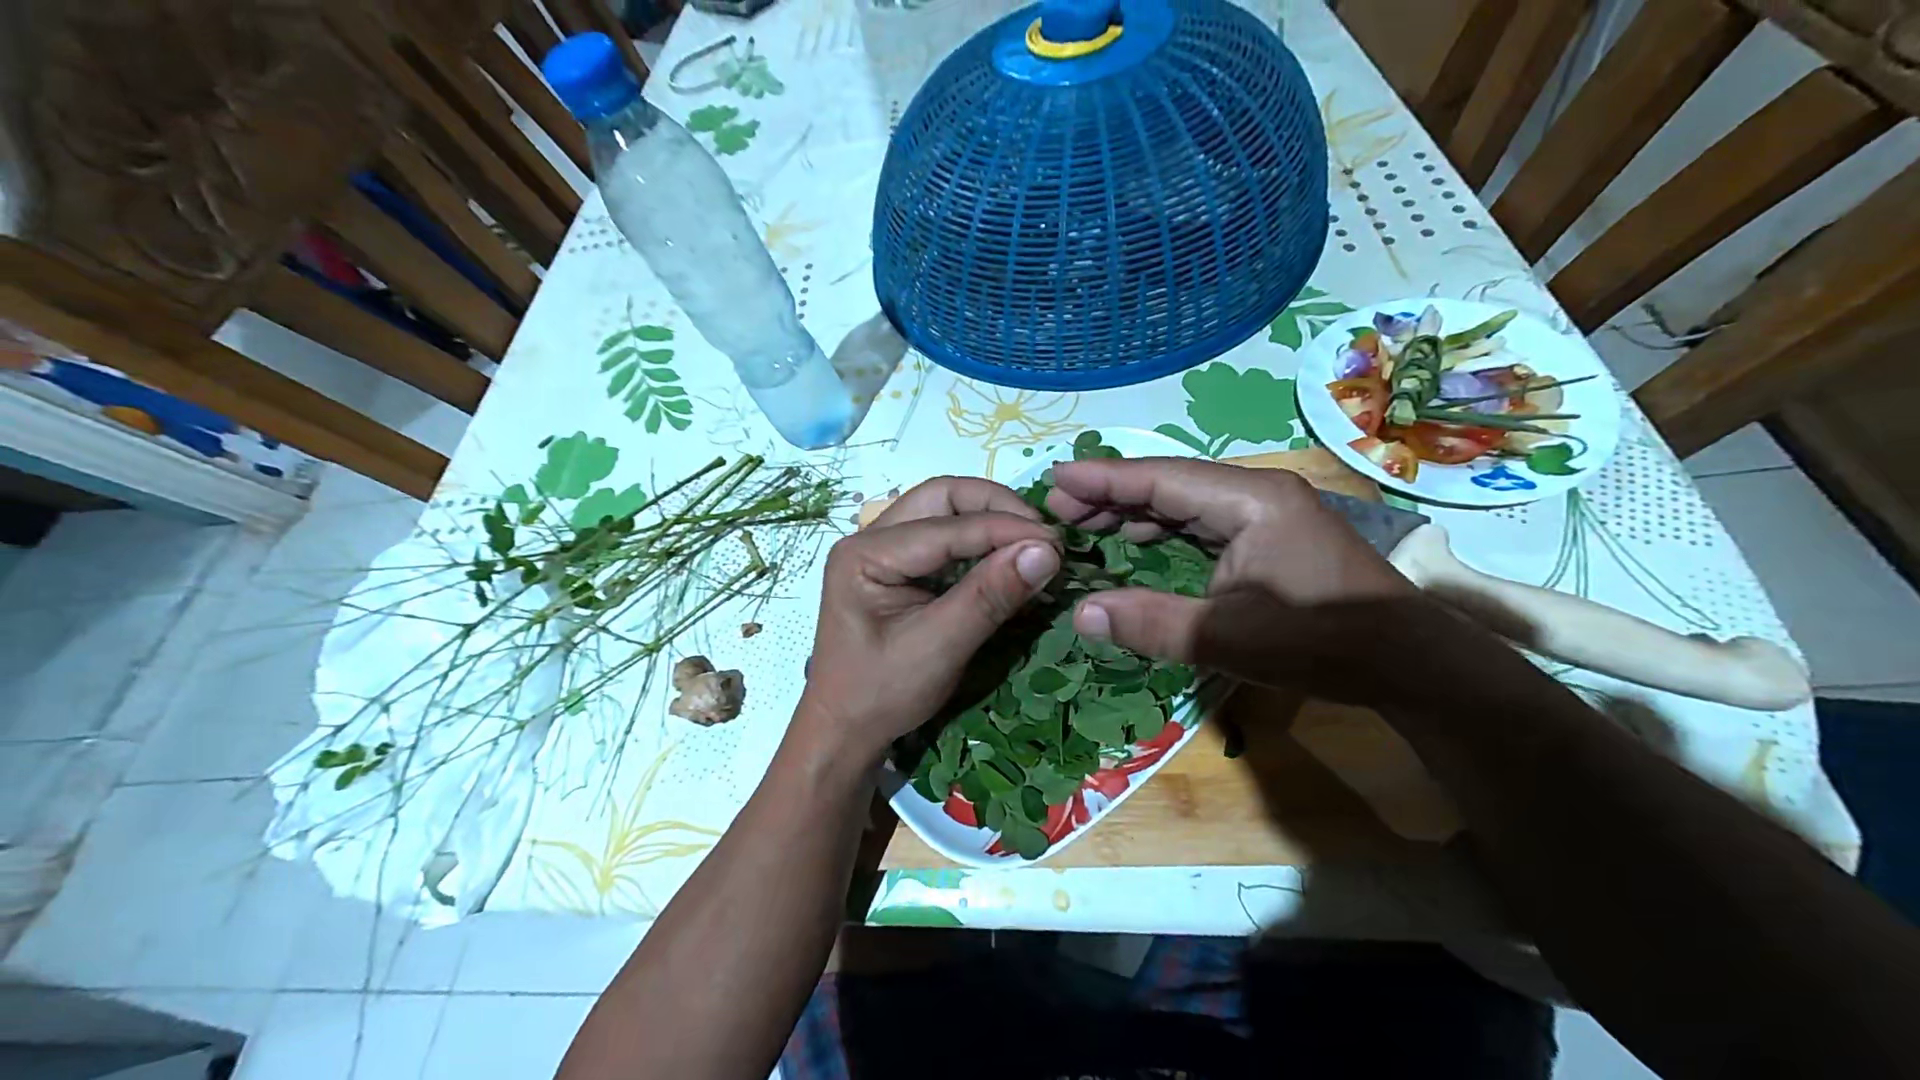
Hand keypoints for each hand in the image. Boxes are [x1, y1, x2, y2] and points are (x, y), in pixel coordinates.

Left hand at [796, 477, 1061, 763]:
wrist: (845, 729)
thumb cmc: (881, 694)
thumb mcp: (938, 648)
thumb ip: (989, 596)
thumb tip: (1047, 552)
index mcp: (866, 553)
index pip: (948, 525)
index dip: (1006, 530)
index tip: (1057, 545)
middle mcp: (871, 537)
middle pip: (943, 497)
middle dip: (997, 508)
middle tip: (1042, 536)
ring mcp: (883, 549)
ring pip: (946, 510)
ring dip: (992, 521)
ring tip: (1033, 545)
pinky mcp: (899, 566)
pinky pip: (945, 537)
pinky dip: (981, 543)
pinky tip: (1008, 560)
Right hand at [1044, 457, 1421, 690]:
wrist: (1410, 663)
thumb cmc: (1321, 643)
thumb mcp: (1227, 638)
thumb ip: (1150, 623)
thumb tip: (1080, 613)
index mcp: (1249, 500)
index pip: (1160, 478)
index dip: (1102, 478)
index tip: (1053, 479)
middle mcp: (1257, 492)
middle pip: (1169, 482)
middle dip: (1112, 495)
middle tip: (1059, 512)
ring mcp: (1267, 511)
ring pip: (1185, 500)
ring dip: (1135, 511)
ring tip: (1086, 525)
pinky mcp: (1271, 534)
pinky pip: (1203, 520)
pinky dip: (1163, 528)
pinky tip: (1137, 542)